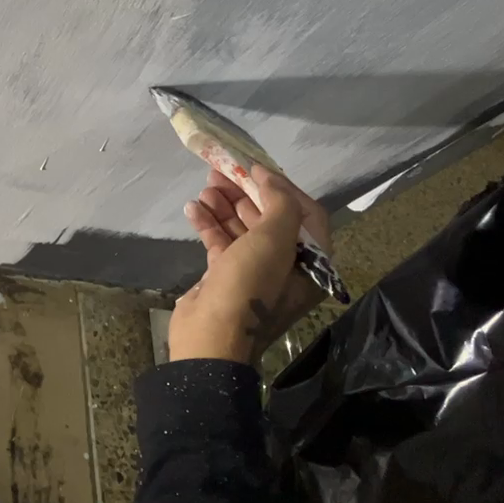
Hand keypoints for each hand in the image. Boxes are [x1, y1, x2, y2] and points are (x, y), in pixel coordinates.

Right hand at [166, 163, 330, 363]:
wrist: (212, 335)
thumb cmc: (251, 288)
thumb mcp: (273, 243)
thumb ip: (279, 204)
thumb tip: (267, 175)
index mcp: (310, 264)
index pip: (305, 214)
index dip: (282, 188)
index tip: (253, 167)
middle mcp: (286, 266)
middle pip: (268, 218)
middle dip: (245, 193)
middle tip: (219, 172)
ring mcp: (254, 271)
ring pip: (241, 228)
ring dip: (223, 206)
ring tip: (204, 190)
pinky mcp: (226, 274)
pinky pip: (220, 242)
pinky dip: (207, 224)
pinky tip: (192, 210)